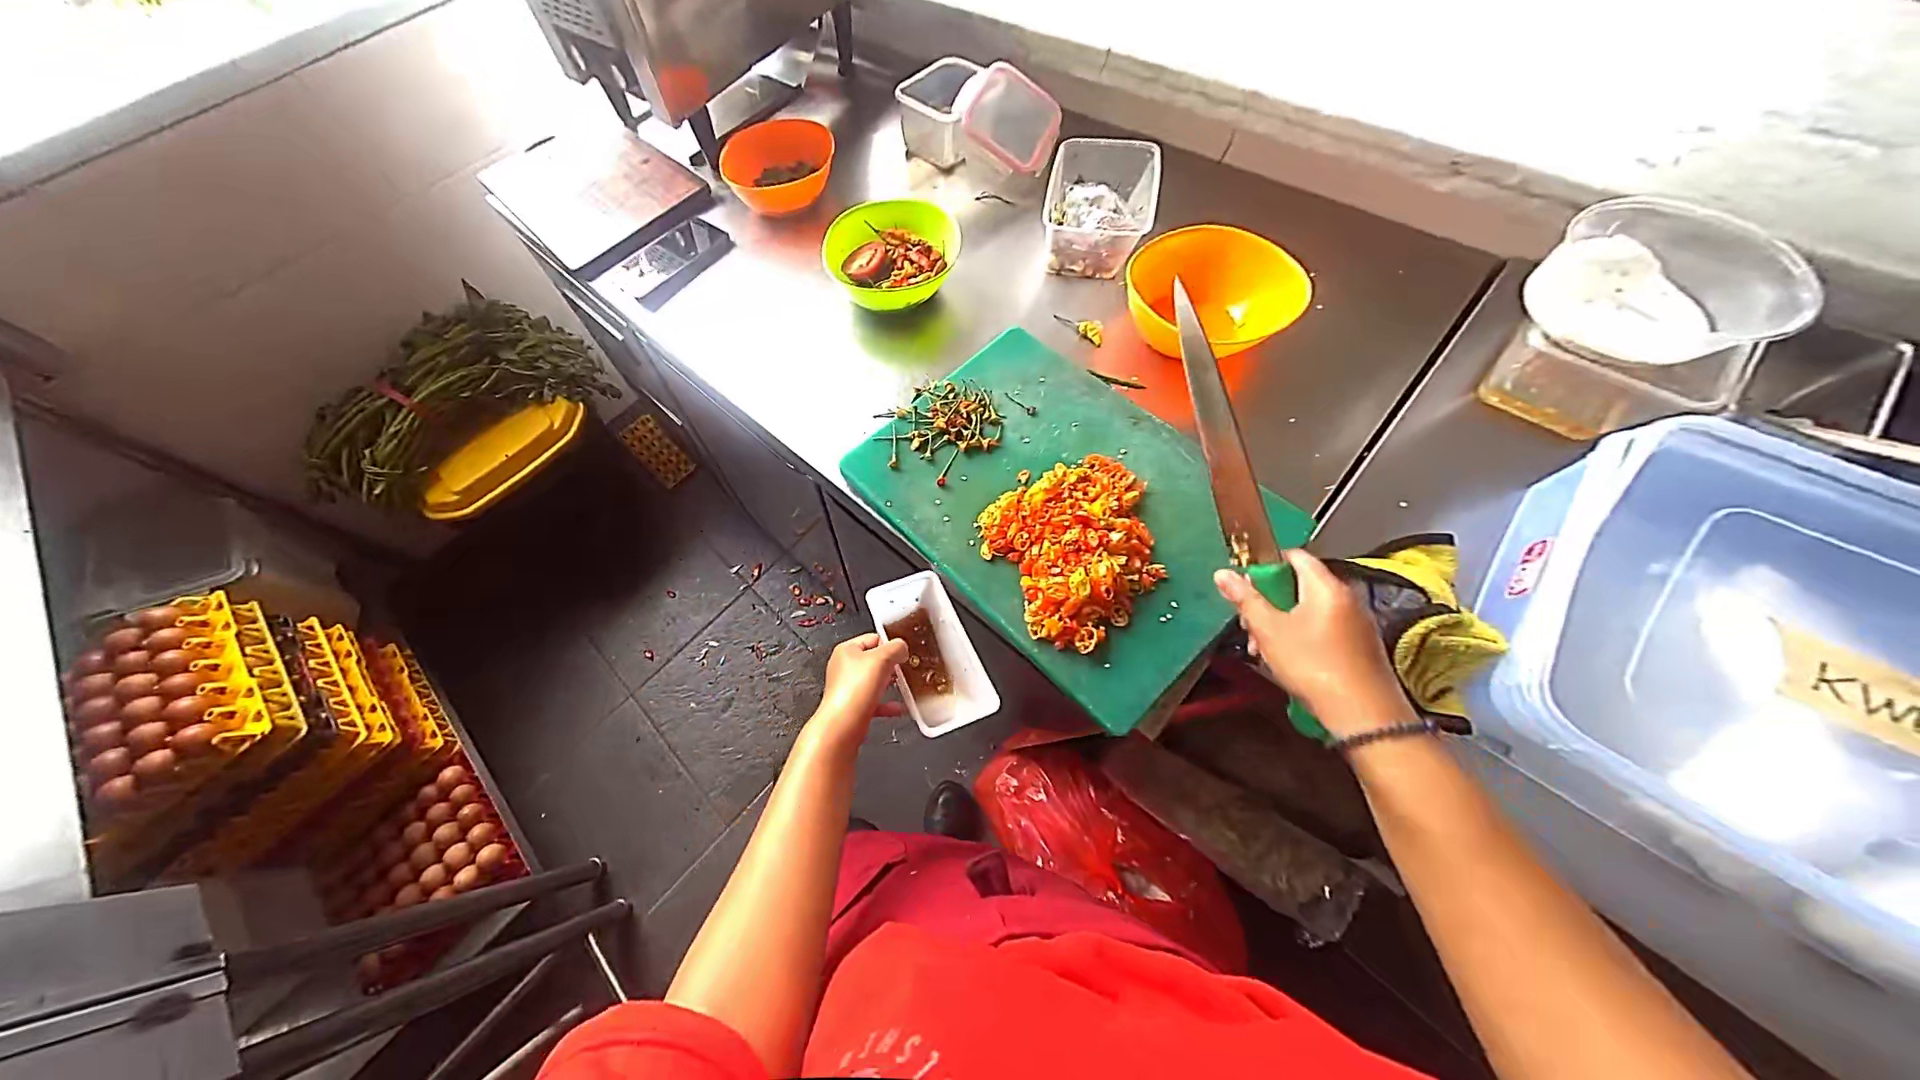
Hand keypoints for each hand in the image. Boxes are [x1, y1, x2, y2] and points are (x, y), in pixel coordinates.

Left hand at [805, 633, 908, 752]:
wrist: (843, 725)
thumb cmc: (853, 690)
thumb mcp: (882, 658)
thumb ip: (895, 648)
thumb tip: (901, 647)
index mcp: (847, 650)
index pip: (873, 638)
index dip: (890, 644)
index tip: (902, 651)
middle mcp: (845, 668)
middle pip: (875, 661)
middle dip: (891, 665)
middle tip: (903, 668)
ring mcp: (849, 688)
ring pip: (876, 682)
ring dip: (891, 684)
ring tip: (904, 685)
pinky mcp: (855, 707)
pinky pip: (876, 702)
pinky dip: (889, 704)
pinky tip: (900, 707)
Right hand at [1213, 550, 1411, 737]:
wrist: (1361, 712)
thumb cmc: (1313, 666)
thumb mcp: (1269, 630)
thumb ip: (1245, 599)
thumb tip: (1223, 573)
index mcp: (1325, 586)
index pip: (1294, 556)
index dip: (1265, 566)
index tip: (1246, 588)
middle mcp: (1346, 596)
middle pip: (1299, 584)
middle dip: (1268, 602)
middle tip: (1250, 625)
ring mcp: (1356, 620)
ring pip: (1309, 608)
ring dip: (1281, 622)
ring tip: (1265, 648)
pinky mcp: (1359, 643)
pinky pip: (1324, 627)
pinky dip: (1302, 635)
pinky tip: (1289, 659)